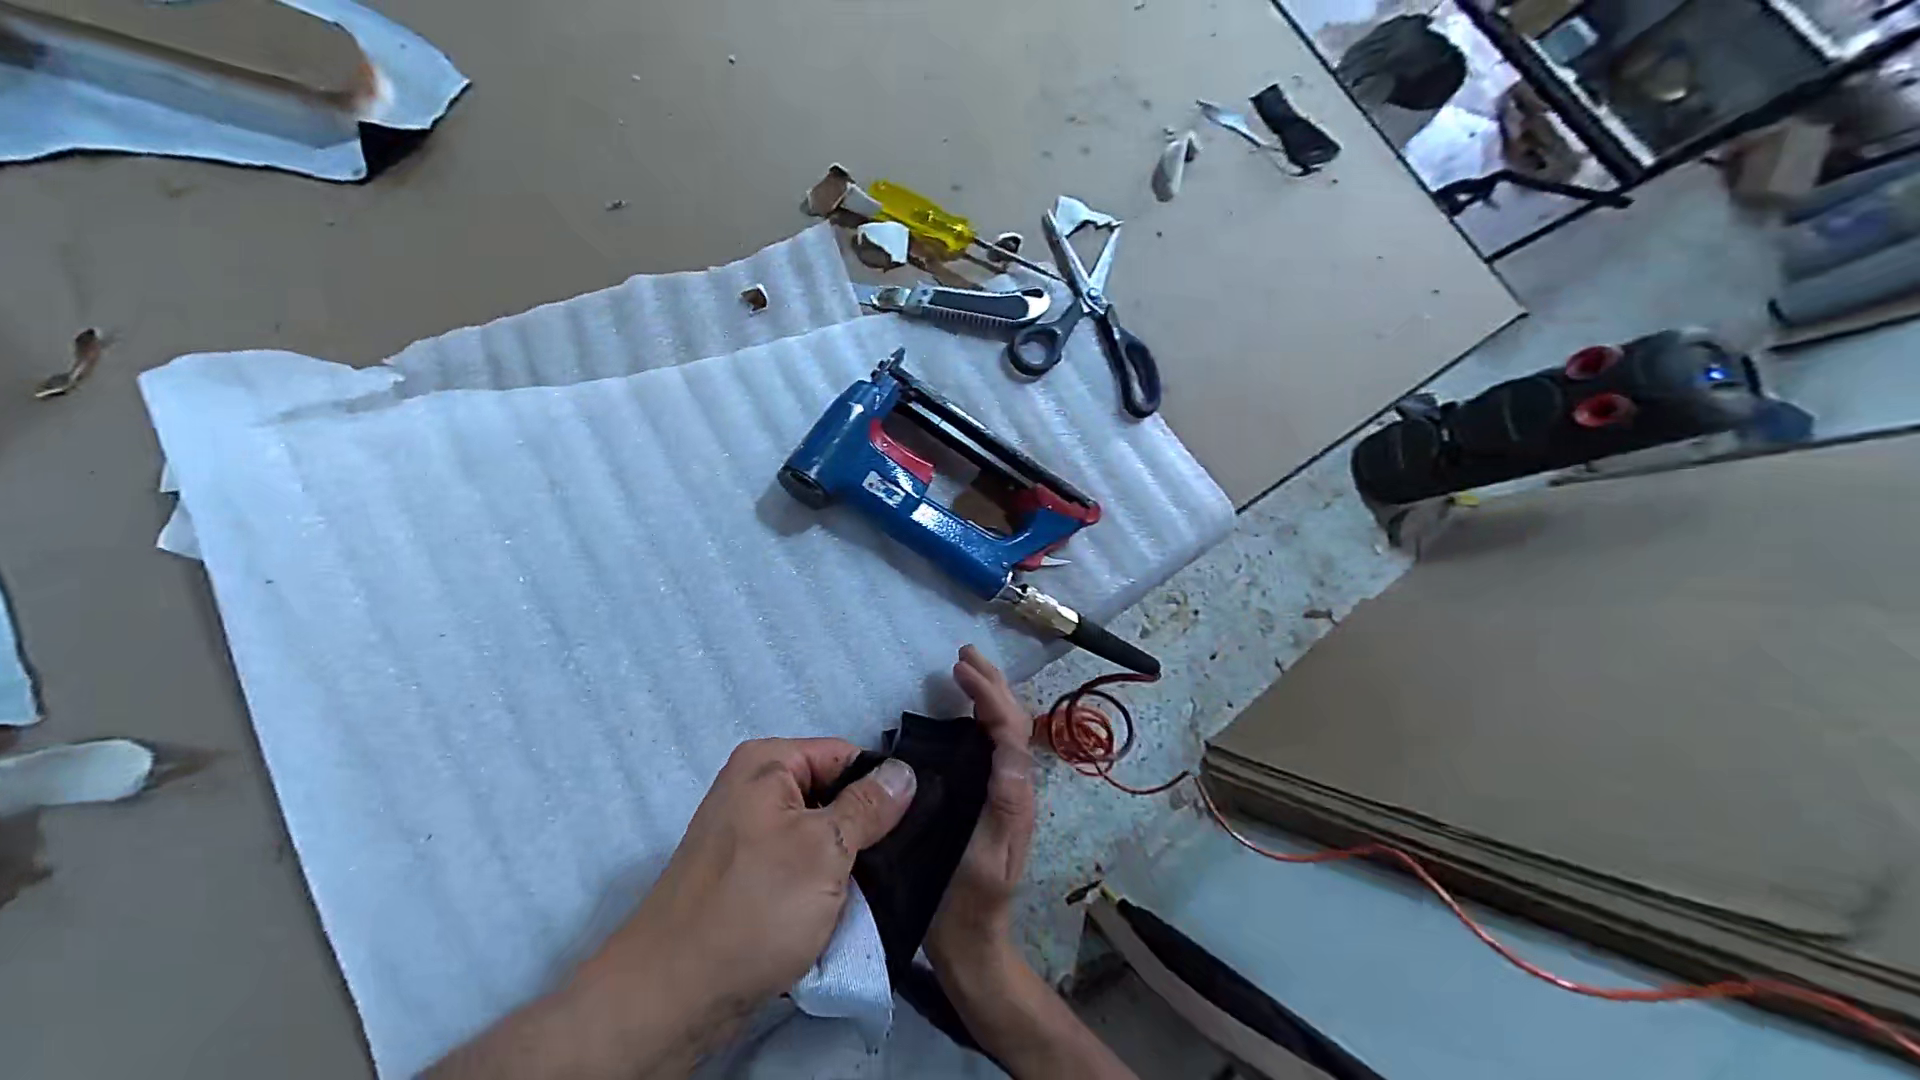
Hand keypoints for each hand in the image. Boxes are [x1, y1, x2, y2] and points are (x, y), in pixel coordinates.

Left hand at [428, 738, 915, 1079]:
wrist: (669, 999)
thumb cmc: (752, 909)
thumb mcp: (825, 850)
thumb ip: (869, 806)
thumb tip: (906, 771)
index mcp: (768, 763)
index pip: (847, 755)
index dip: (882, 786)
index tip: (917, 822)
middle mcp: (755, 788)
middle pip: (834, 793)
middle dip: (866, 828)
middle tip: (901, 861)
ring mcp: (749, 835)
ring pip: (821, 834)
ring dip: (847, 862)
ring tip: (880, 888)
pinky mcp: (748, 876)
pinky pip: (800, 864)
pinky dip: (824, 884)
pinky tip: (845, 908)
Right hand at [927, 645, 1037, 972]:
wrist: (968, 941)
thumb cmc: (971, 901)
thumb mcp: (989, 858)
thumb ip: (1005, 807)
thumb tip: (1011, 753)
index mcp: (1015, 792)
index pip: (1009, 728)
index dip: (989, 693)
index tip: (960, 668)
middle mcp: (1011, 784)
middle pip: (1010, 721)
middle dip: (992, 683)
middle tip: (964, 655)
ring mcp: (997, 790)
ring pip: (1000, 730)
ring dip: (986, 695)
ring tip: (964, 671)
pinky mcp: (981, 798)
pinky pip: (984, 746)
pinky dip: (975, 718)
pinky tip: (959, 712)